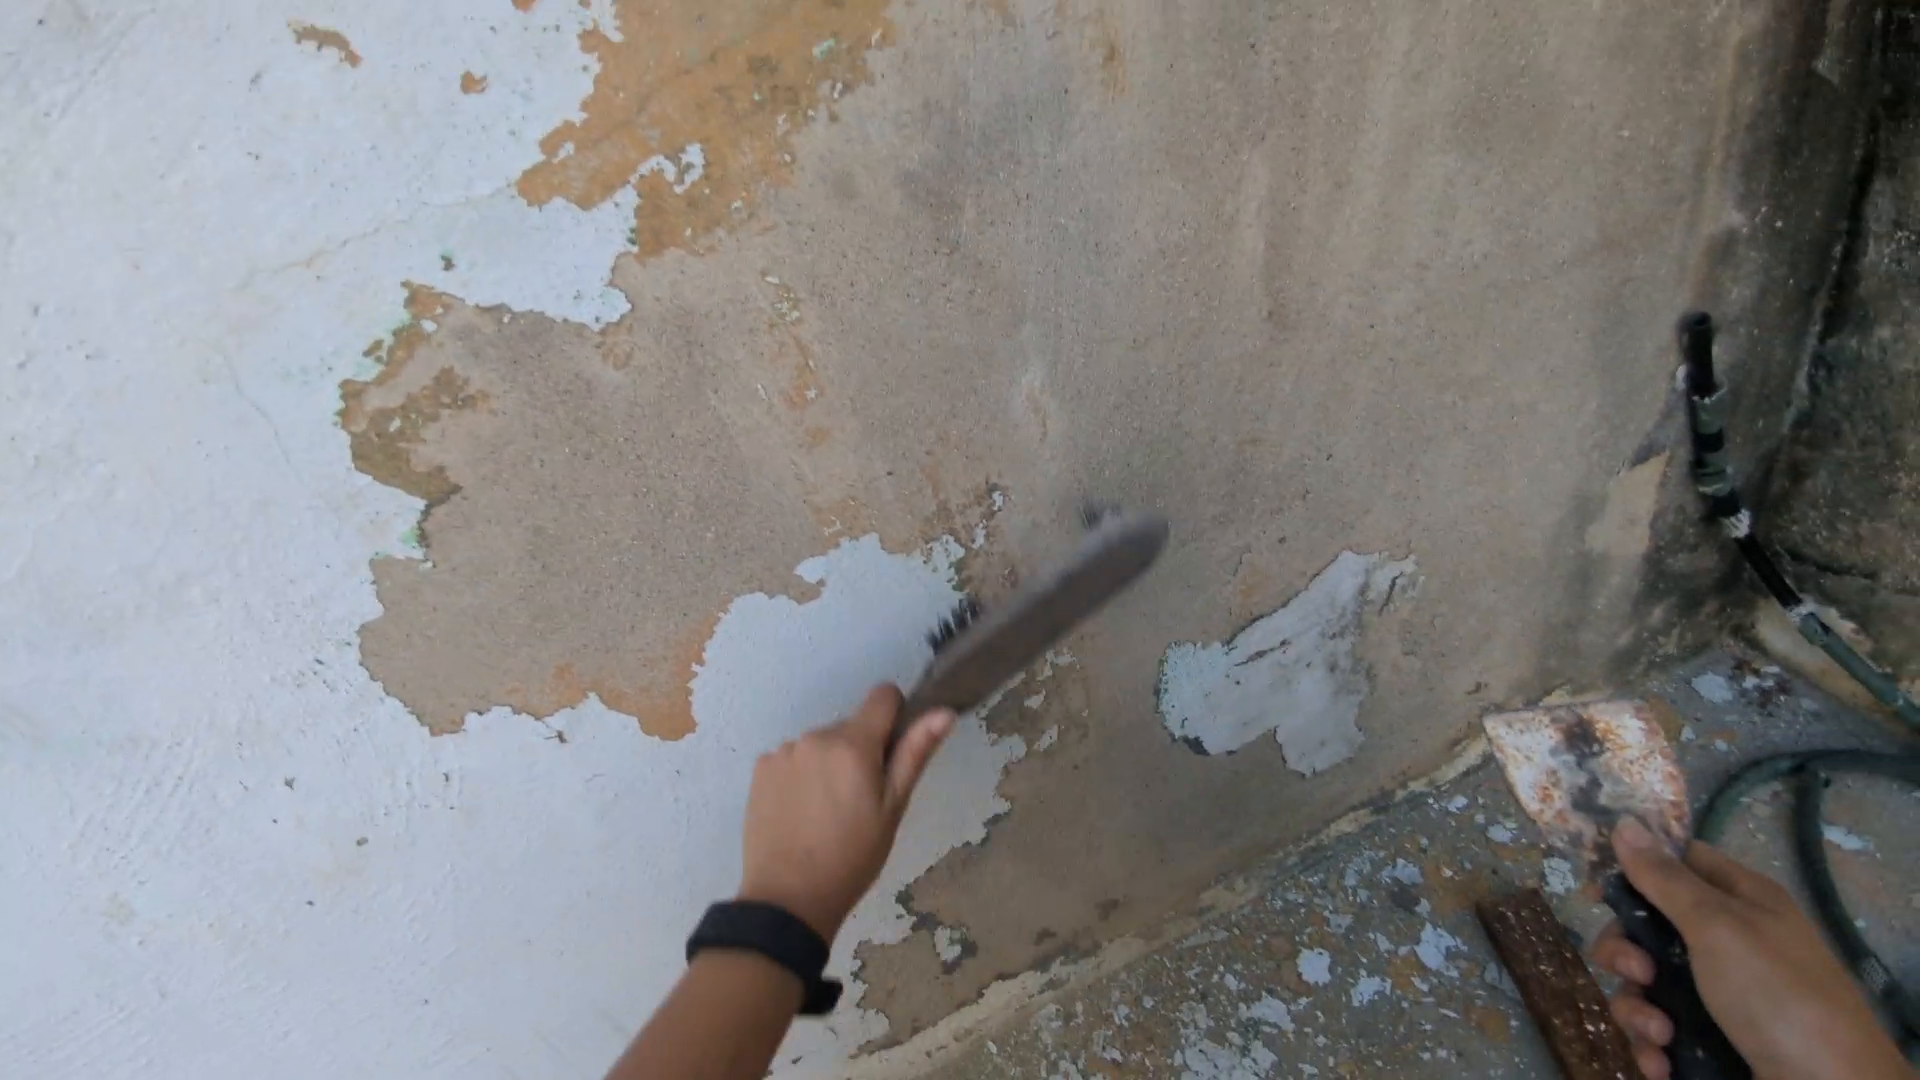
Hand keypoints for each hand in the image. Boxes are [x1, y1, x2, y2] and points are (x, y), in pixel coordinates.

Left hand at [735, 686, 956, 941]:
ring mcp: (784, 750)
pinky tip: (801, 811)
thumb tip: (944, 711)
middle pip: (851, 725)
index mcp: (853, 743)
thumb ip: (915, 753)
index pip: (883, 695)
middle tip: (860, 799)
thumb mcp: (893, 809)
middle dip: (860, 750)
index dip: (896, 716)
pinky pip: (793, 757)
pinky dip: (801, 774)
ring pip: (821, 743)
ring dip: (829, 762)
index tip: (891, 753)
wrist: (788, 900)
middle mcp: (816, 735)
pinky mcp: (761, 768)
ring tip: (827, 811)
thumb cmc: (852, 857)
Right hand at [1591, 818, 1911, 1079]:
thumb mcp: (1718, 926)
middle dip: (1623, 953)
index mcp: (1741, 902)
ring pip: (1641, 980)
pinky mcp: (1708, 1034)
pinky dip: (1648, 1041)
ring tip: (1657, 1032)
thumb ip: (1664, 877)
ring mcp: (1718, 992)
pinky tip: (1659, 1057)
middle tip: (1637, 974)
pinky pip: (1654, 1023)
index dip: (1633, 869)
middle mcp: (1728, 941)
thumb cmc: (1779, 997)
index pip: (1677, 862)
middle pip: (1644, 926)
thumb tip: (1624, 821)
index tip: (1598, 892)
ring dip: (1635, 1006)